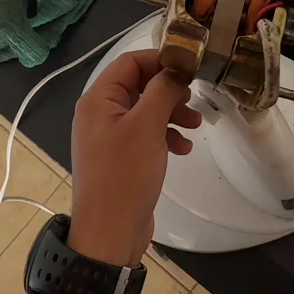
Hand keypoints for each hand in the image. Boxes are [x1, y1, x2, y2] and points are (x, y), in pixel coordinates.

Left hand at [68, 50, 199, 265]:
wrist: (109, 233)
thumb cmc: (125, 175)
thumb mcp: (146, 127)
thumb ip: (162, 90)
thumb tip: (176, 67)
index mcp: (98, 99)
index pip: (130, 62)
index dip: (160, 60)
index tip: (191, 67)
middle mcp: (100, 113)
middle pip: (139, 85)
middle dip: (169, 90)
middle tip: (193, 99)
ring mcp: (110, 136)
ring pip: (146, 110)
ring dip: (171, 113)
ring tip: (194, 126)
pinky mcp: (121, 157)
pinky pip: (145, 134)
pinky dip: (165, 135)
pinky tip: (182, 148)